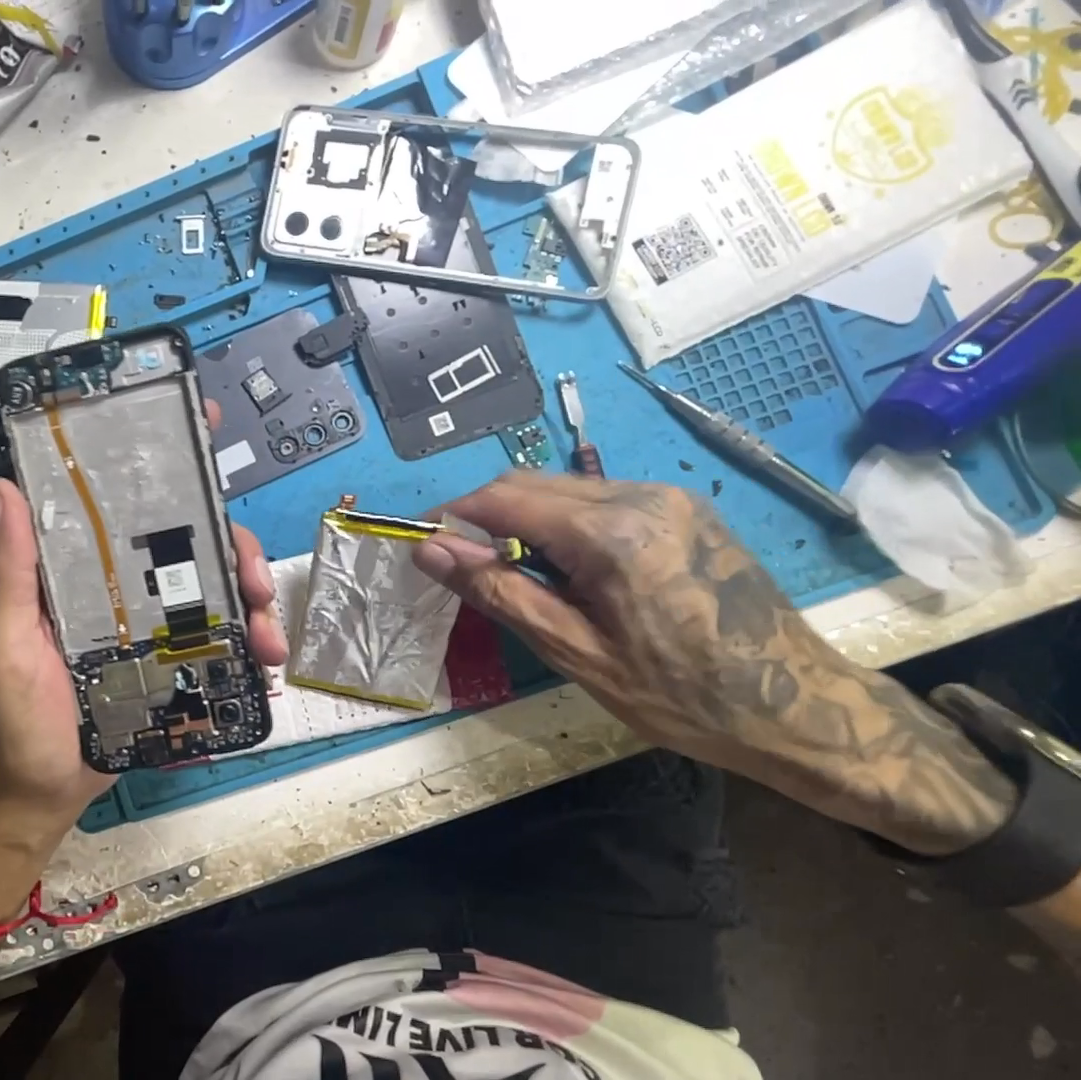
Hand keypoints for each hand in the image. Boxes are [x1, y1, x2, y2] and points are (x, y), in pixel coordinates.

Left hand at [0, 478, 286, 824]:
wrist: (47, 794)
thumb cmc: (20, 720)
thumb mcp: (4, 643)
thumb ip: (7, 573)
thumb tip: (4, 486)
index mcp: (78, 571)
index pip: (120, 503)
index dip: (161, 462)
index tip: (200, 423)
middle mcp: (120, 587)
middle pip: (189, 540)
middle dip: (233, 547)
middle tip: (255, 580)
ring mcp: (152, 624)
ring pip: (216, 585)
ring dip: (253, 597)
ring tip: (267, 635)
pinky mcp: (175, 661)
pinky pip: (222, 635)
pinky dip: (251, 638)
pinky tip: (264, 657)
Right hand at [410, 471, 1014, 855]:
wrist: (800, 708)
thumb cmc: (679, 695)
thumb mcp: (575, 653)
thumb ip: (499, 591)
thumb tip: (430, 551)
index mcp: (612, 533)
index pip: (503, 498)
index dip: (452, 517)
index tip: (422, 546)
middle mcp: (641, 496)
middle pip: (531, 482)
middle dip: (482, 516)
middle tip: (461, 567)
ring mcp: (669, 499)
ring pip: (564, 488)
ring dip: (521, 519)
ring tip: (512, 574)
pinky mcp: (685, 510)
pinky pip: (600, 500)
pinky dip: (562, 523)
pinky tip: (564, 569)